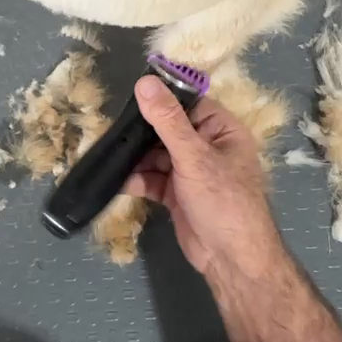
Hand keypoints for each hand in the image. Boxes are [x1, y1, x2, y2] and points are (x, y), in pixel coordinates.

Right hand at [120, 75, 285, 281]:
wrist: (230, 260)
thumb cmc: (223, 200)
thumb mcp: (194, 156)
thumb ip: (166, 120)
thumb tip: (145, 82)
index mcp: (221, 130)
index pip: (187, 104)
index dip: (161, 99)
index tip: (129, 95)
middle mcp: (207, 147)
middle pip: (167, 129)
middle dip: (141, 132)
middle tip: (111, 129)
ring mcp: (191, 171)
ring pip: (156, 155)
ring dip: (135, 158)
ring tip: (111, 155)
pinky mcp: (176, 193)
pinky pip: (152, 178)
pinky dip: (137, 179)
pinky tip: (119, 181)